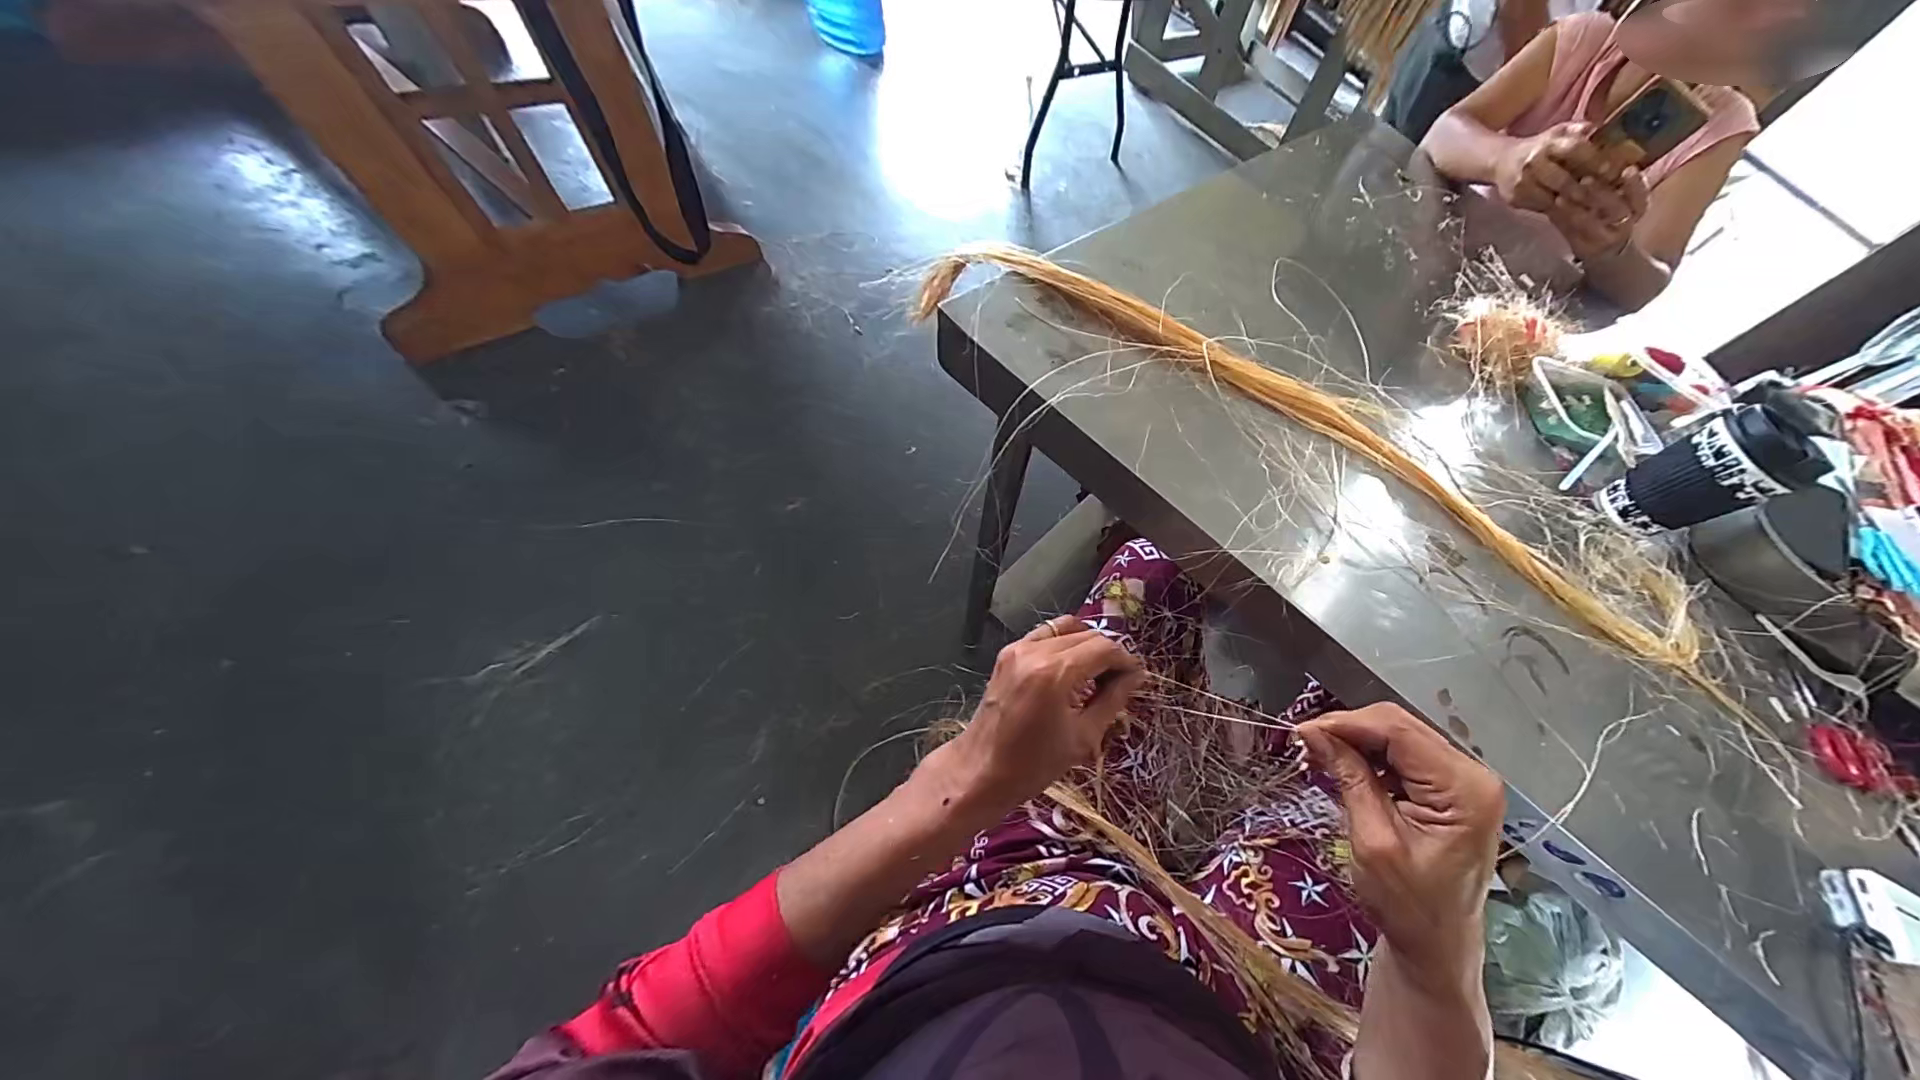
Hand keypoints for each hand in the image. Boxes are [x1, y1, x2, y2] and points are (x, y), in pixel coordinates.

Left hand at [941, 616, 1144, 809]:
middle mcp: (1035, 650)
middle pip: (1087, 634)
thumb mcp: (1084, 736)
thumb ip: (1112, 699)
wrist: (982, 770)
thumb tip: (1135, 676)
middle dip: (1109, 653)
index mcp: (1055, 672)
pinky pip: (1045, 635)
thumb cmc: (1034, 763)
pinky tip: (1070, 670)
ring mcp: (1018, 648)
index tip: (1137, 679)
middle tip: (1120, 681)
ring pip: (1066, 628)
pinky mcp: (1007, 653)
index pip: (1104, 648)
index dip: (1126, 661)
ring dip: (1087, 645)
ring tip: (1096, 675)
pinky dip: (1064, 644)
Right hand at [1297, 704, 1503, 980]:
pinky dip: (1368, 752)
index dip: (1344, 723)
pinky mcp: (1450, 787)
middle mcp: (1472, 774)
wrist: (1436, 946)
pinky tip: (1343, 764)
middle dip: (1347, 728)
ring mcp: (1464, 780)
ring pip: (1396, 734)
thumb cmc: (1408, 905)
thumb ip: (1349, 778)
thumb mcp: (1372, 840)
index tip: (1300, 732)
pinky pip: (1402, 752)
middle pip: (1398, 725)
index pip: (1397, 730)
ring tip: (1318, 753)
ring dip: (1354, 738)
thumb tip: (1313, 731)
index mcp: (1464, 789)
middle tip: (1304, 743)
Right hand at [1494, 122, 1606, 212]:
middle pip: (1563, 180)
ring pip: (1553, 198)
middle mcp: (1532, 165)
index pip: (1575, 150)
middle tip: (1608, 195)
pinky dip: (1560, 212)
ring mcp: (1522, 185)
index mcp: (1547, 145)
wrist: (1500, 162)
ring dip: (1575, 204)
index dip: (1594, 160)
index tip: (1613, 170)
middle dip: (1587, 189)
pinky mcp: (1515, 200)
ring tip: (1595, 207)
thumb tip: (1601, 130)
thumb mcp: (1559, 132)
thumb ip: (1579, 130)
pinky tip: (1575, 214)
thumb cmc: (1538, 146)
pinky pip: (1542, 208)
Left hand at [1549, 166, 1649, 261]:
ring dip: (1575, 208)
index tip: (1629, 169)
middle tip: (1586, 178)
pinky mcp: (1582, 247)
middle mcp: (1623, 224)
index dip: (1636, 184)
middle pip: (1614, 207)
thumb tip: (1604, 156)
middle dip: (1600, 193)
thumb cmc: (1613, 222)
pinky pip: (1570, 231)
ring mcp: (1602, 237)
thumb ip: (1615, 186)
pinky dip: (1561, 219)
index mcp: (1638, 209)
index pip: (1642, 196)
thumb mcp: (1622, 204)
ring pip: (1589, 221)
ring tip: (1562, 194)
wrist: (1609, 257)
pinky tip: (1552, 207)